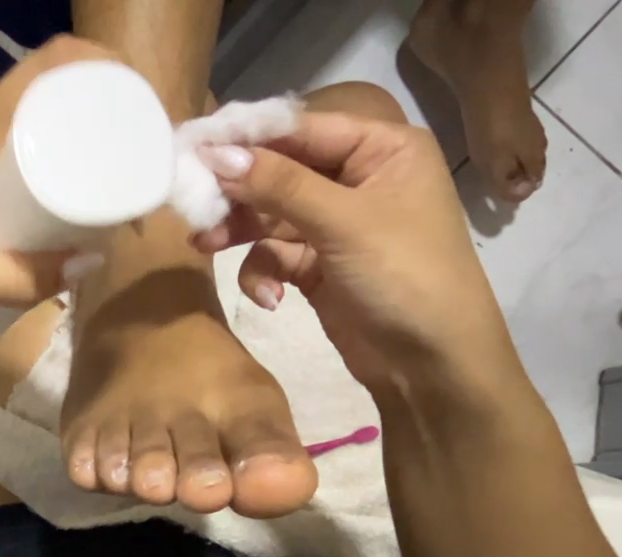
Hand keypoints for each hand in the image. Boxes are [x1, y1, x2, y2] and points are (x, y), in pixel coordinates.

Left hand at [0, 37, 112, 315]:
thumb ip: (27, 278)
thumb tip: (91, 262)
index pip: (49, 67)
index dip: (101, 71)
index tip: (135, 104)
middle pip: (41, 85)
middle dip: (86, 112)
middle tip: (116, 158)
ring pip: (19, 100)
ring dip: (53, 125)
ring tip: (83, 168)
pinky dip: (25, 131)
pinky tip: (37, 167)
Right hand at [193, 113, 518, 394]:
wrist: (428, 362)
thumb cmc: (403, 275)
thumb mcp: (343, 223)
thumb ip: (279, 185)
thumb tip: (217, 154)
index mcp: (381, 149)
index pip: (302, 129)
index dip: (248, 138)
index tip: (195, 146)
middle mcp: (356, 180)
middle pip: (279, 173)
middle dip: (239, 194)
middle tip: (194, 205)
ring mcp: (334, 226)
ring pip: (269, 218)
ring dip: (239, 234)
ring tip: (205, 247)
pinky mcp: (315, 267)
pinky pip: (274, 257)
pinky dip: (263, 274)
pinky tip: (270, 299)